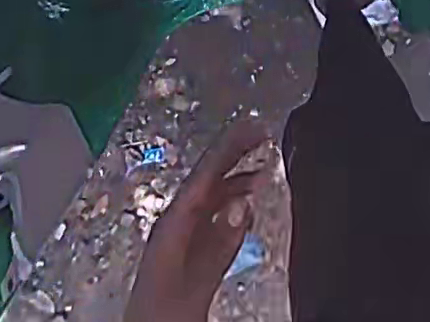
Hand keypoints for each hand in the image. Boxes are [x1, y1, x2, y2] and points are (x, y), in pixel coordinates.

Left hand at [123, 120, 270, 321]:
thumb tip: (245, 201)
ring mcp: (181, 237)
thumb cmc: (165, 315)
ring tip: (264, 166)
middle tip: (263, 133)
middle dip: (234, 152)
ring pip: (212, 196)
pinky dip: (232, 204)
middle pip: (208, 177)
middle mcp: (176, 220)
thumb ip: (219, 244)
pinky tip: (247, 207)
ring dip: (236, 178)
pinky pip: (212, 217)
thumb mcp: (195, 282)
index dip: (231, 145)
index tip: (255, 126)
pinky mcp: (187, 253)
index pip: (206, 171)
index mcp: (174, 220)